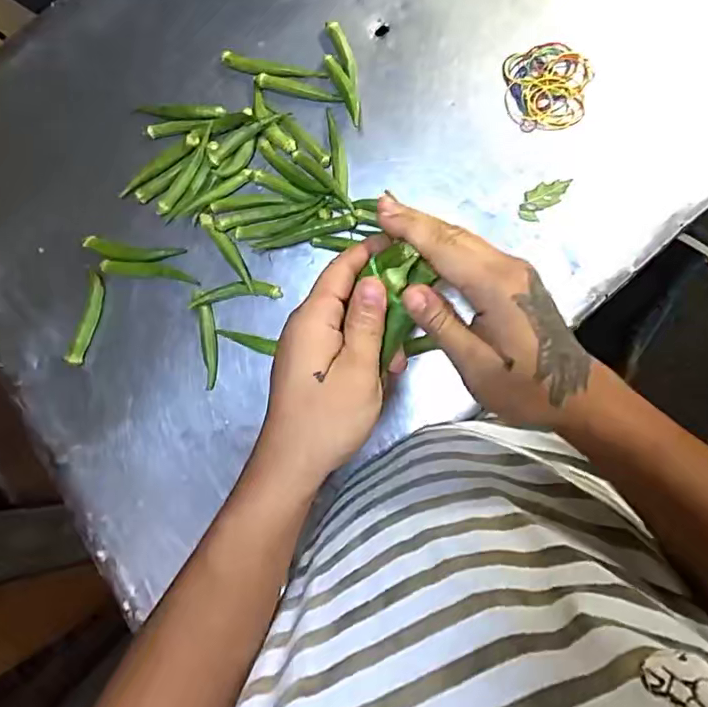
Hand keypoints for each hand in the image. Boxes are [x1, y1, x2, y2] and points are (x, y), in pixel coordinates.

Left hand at [252, 234, 392, 488]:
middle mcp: (306, 323)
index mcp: (313, 317)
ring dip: (377, 325)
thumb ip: (367, 320)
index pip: (341, 268)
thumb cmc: (328, 417)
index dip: (369, 250)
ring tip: (400, 348)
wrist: (292, 466)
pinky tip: (384, 365)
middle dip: (381, 293)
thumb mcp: (359, 366)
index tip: (401, 240)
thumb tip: (374, 279)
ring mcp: (307, 343)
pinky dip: (366, 343)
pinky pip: (343, 338)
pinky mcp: (312, 361)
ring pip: (348, 317)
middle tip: (415, 297)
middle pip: (346, 290)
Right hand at [376, 195, 596, 427]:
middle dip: (417, 220)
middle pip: (455, 236)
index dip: (410, 227)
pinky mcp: (516, 279)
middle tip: (383, 207)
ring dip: (431, 230)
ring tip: (397, 220)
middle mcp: (507, 268)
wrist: (573, 392)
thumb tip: (408, 289)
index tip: (382, 209)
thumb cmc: (524, 387)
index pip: (444, 248)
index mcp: (496, 286)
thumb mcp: (476, 365)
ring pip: (466, 241)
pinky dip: (447, 246)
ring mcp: (515, 271)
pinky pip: (475, 253)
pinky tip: (429, 248)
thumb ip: (441, 324)